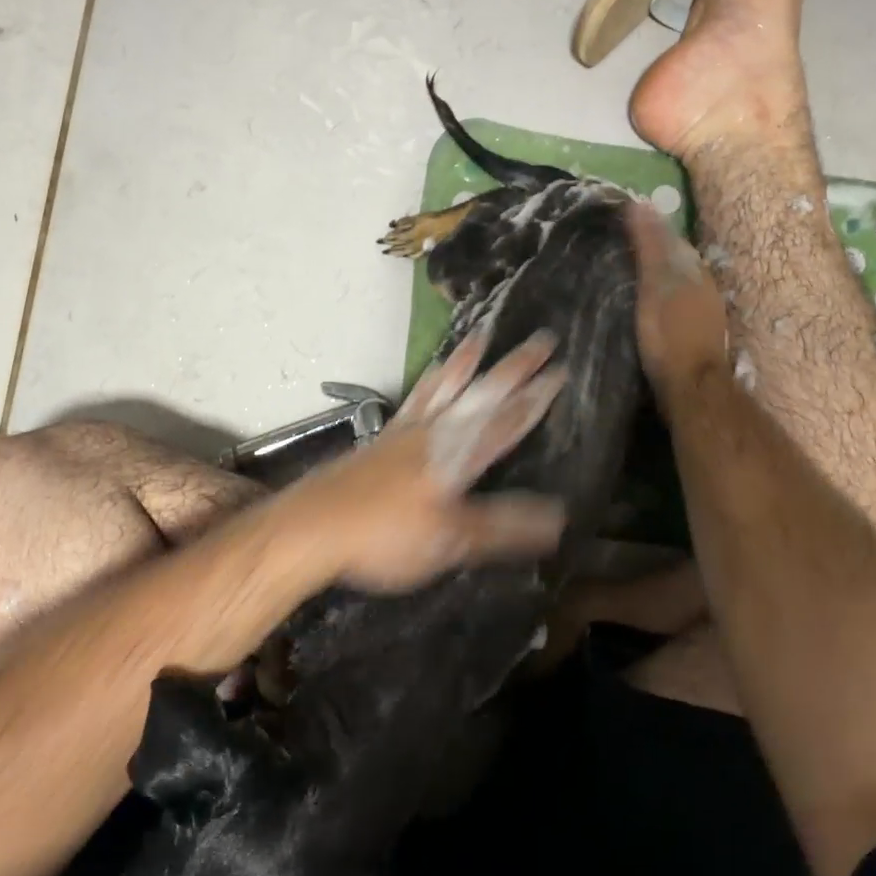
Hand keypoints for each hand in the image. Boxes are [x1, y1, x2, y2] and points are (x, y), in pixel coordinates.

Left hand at [283, 326, 569, 592]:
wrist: (314, 526)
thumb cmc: (384, 536)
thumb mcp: (450, 541)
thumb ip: (502, 527)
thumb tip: (559, 518)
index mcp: (457, 456)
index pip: (506, 421)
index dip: (535, 398)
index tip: (560, 370)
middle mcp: (434, 434)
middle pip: (481, 393)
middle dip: (514, 367)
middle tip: (541, 337)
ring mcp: (405, 432)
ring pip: (444, 386)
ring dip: (467, 360)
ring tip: (482, 334)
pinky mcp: (381, 439)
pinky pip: (413, 398)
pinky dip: (428, 381)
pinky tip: (431, 378)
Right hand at [625, 204, 728, 401]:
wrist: (691, 388)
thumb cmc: (670, 335)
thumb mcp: (655, 286)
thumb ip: (650, 247)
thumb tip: (640, 203)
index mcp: (695, 271)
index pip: (672, 240)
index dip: (649, 230)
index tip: (622, 225)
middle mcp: (704, 288)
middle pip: (677, 262)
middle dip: (654, 253)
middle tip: (621, 250)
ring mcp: (703, 315)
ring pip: (678, 285)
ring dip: (658, 278)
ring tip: (629, 277)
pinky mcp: (695, 337)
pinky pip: (676, 307)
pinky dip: (660, 301)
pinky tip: (646, 308)